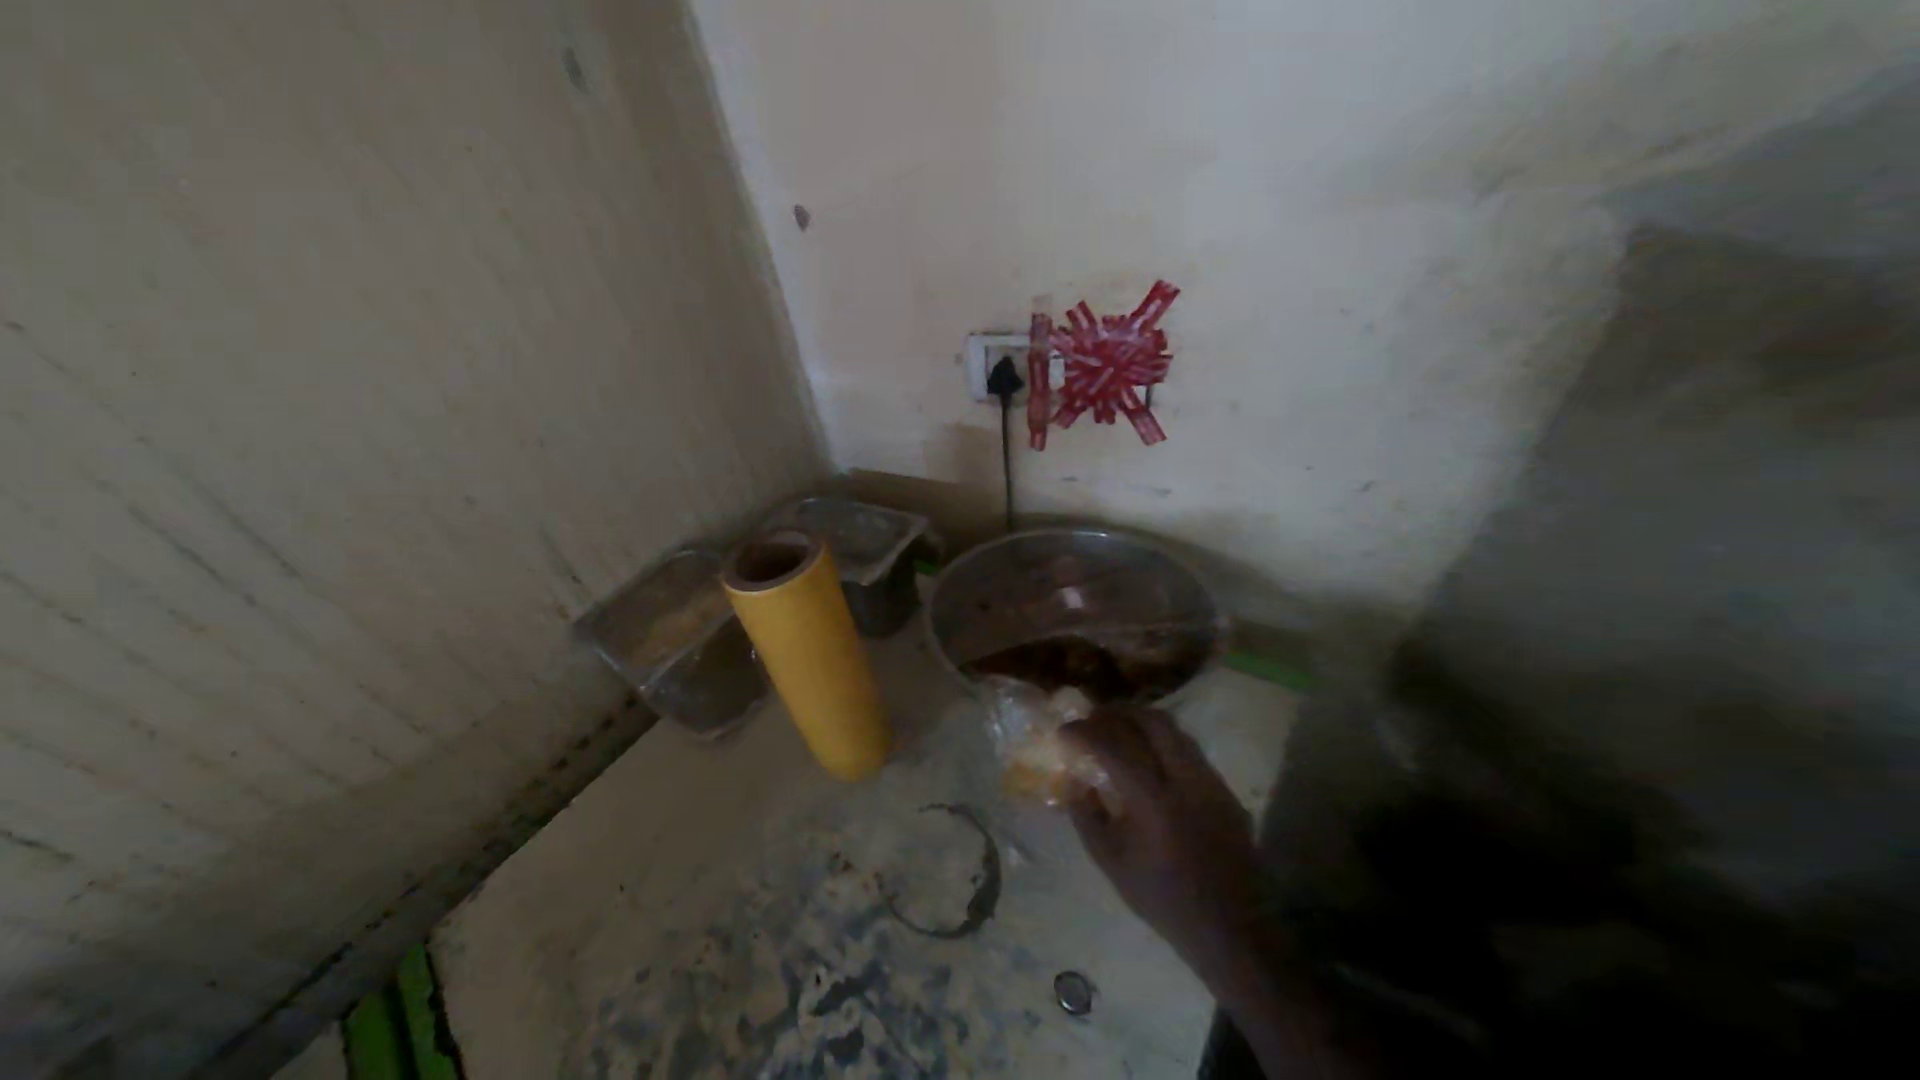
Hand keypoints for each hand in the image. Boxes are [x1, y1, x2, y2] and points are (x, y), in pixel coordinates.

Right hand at [1061, 706, 1269, 973]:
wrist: (1230, 929)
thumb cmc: (1162, 898)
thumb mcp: (1110, 862)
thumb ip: (1086, 814)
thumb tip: (1073, 778)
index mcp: (1153, 802)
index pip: (1114, 746)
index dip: (1085, 732)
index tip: (1065, 730)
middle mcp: (1187, 781)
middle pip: (1152, 722)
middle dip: (1119, 712)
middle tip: (1094, 717)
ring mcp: (1212, 783)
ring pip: (1176, 732)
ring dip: (1143, 722)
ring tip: (1119, 729)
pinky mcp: (1227, 791)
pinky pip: (1191, 752)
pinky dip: (1164, 743)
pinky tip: (1150, 760)